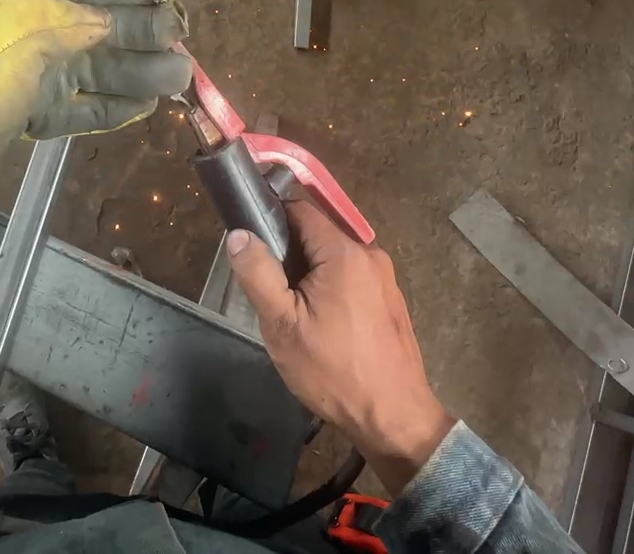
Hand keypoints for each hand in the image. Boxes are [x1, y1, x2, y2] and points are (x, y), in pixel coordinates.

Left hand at [0, 0, 189, 216]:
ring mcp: (20, 67)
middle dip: (136, 29)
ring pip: (86, 66)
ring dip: (132, 69)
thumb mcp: (25, 27)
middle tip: (181, 36)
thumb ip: (75, 20)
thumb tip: (110, 23)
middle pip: (88, 21)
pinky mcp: (22, 107)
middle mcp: (18, 21)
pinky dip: (105, 105)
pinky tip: (143, 106)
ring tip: (179, 75)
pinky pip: (72, 103)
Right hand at [228, 201, 453, 495]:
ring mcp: (384, 278)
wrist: (395, 422)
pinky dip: (329, 288)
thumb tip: (238, 233)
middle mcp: (369, 255)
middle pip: (316, 233)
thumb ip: (258, 273)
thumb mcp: (282, 323)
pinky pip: (350, 277)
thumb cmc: (334, 370)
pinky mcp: (389, 300)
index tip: (251, 246)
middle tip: (270, 290)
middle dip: (288, 253)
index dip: (270, 220)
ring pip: (332, 258)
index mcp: (344, 253)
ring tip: (293, 312)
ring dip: (308, 273)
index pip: (299, 210)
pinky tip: (321, 324)